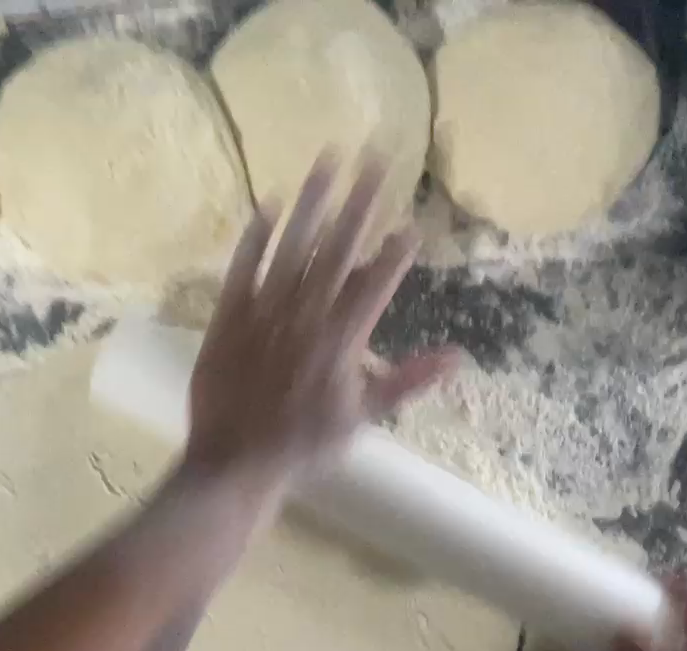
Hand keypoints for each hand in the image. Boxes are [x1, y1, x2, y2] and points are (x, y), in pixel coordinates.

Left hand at [184, 153, 458, 490]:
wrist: (235, 461)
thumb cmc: (302, 445)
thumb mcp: (361, 420)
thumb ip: (407, 382)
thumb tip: (459, 356)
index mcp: (341, 340)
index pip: (375, 284)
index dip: (395, 252)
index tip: (413, 220)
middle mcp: (305, 316)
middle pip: (337, 250)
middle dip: (361, 202)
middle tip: (379, 155)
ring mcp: (263, 313)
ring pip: (292, 248)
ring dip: (312, 202)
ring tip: (329, 158)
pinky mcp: (228, 317)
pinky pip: (242, 269)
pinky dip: (255, 238)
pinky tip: (267, 203)